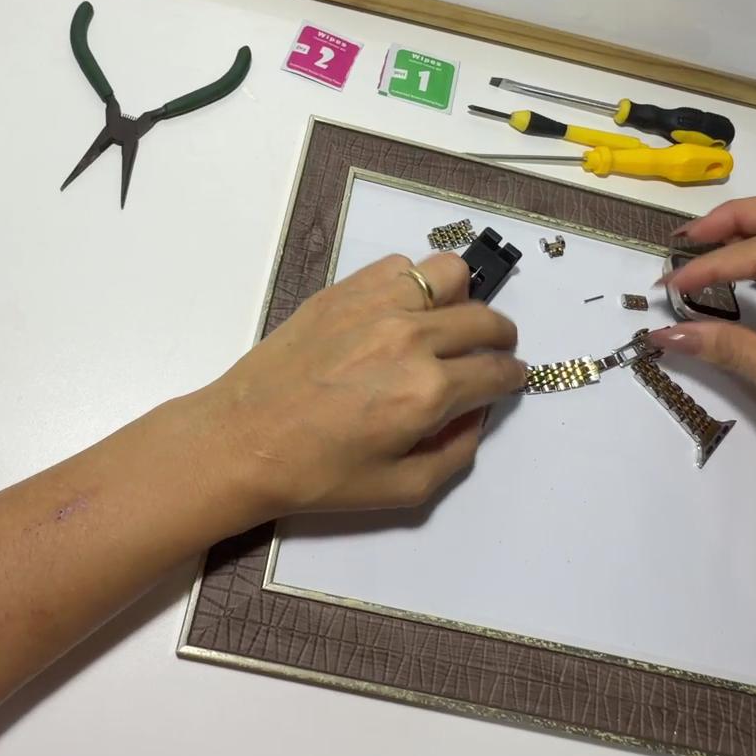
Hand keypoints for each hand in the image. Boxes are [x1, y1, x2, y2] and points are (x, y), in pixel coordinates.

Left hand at [174, 252, 525, 520]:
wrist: (244, 440)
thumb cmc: (318, 473)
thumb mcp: (401, 489)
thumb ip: (456, 451)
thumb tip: (476, 414)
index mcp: (428, 390)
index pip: (497, 371)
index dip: (512, 376)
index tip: (510, 377)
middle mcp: (410, 337)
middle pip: (485, 319)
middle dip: (500, 338)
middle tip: (491, 351)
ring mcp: (375, 305)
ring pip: (448, 274)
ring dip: (461, 298)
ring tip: (446, 321)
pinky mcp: (343, 290)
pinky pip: (399, 265)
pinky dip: (413, 282)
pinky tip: (400, 310)